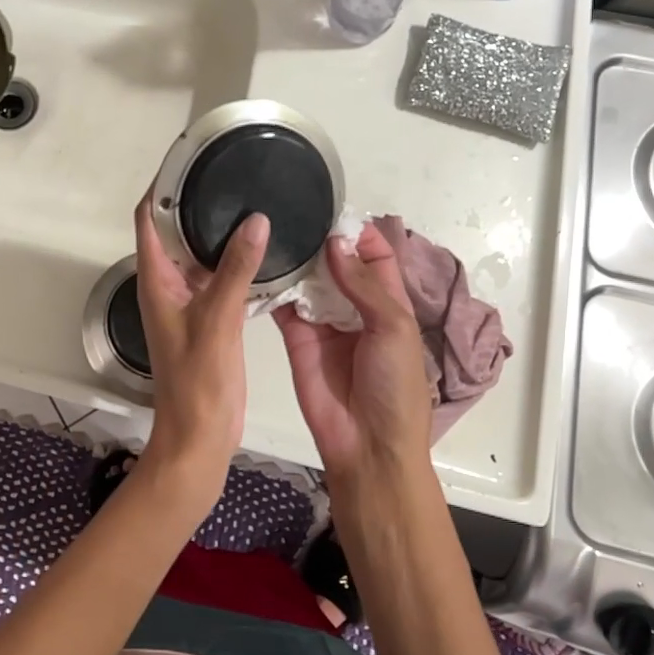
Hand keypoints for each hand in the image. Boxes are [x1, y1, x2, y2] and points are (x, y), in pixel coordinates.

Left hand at [132, 197, 268, 500]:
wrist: (200, 437)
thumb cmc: (198, 381)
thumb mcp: (217, 320)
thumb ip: (236, 269)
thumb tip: (255, 220)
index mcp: (155, 279)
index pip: (149, 218)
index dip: (162, 186)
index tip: (187, 157)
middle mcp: (166, 284)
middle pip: (173, 230)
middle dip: (194, 201)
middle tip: (228, 170)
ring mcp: (187, 301)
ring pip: (198, 253)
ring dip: (216, 230)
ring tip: (249, 198)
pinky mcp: (209, 317)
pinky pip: (219, 276)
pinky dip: (235, 259)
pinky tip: (263, 248)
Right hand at [274, 223, 432, 479]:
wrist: (366, 445)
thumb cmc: (394, 385)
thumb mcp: (392, 328)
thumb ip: (363, 284)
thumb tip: (335, 242)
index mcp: (388, 302)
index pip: (375, 255)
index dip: (358, 233)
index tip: (331, 209)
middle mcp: (355, 306)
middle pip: (336, 263)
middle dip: (320, 240)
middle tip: (292, 210)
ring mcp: (323, 321)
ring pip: (308, 280)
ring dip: (295, 258)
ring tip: (272, 228)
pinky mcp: (296, 336)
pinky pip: (284, 305)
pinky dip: (273, 286)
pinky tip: (258, 261)